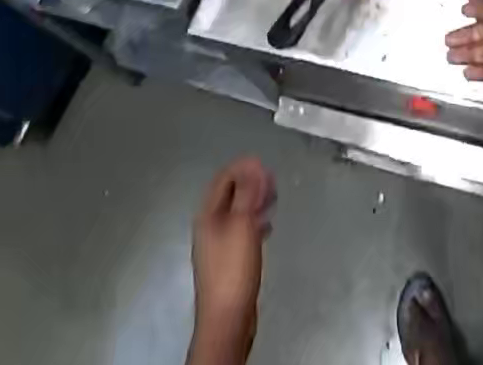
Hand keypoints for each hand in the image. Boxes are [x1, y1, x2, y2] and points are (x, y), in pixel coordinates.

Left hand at [191, 157, 273, 340]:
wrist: (227, 318)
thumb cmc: (234, 266)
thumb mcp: (243, 223)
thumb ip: (247, 192)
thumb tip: (252, 164)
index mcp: (208, 213)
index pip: (224, 178)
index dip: (243, 168)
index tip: (265, 165)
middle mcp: (209, 225)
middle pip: (230, 195)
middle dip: (251, 183)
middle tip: (273, 181)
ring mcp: (217, 244)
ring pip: (237, 212)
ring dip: (254, 202)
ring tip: (274, 199)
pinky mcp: (228, 260)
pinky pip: (241, 231)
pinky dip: (255, 222)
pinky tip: (268, 227)